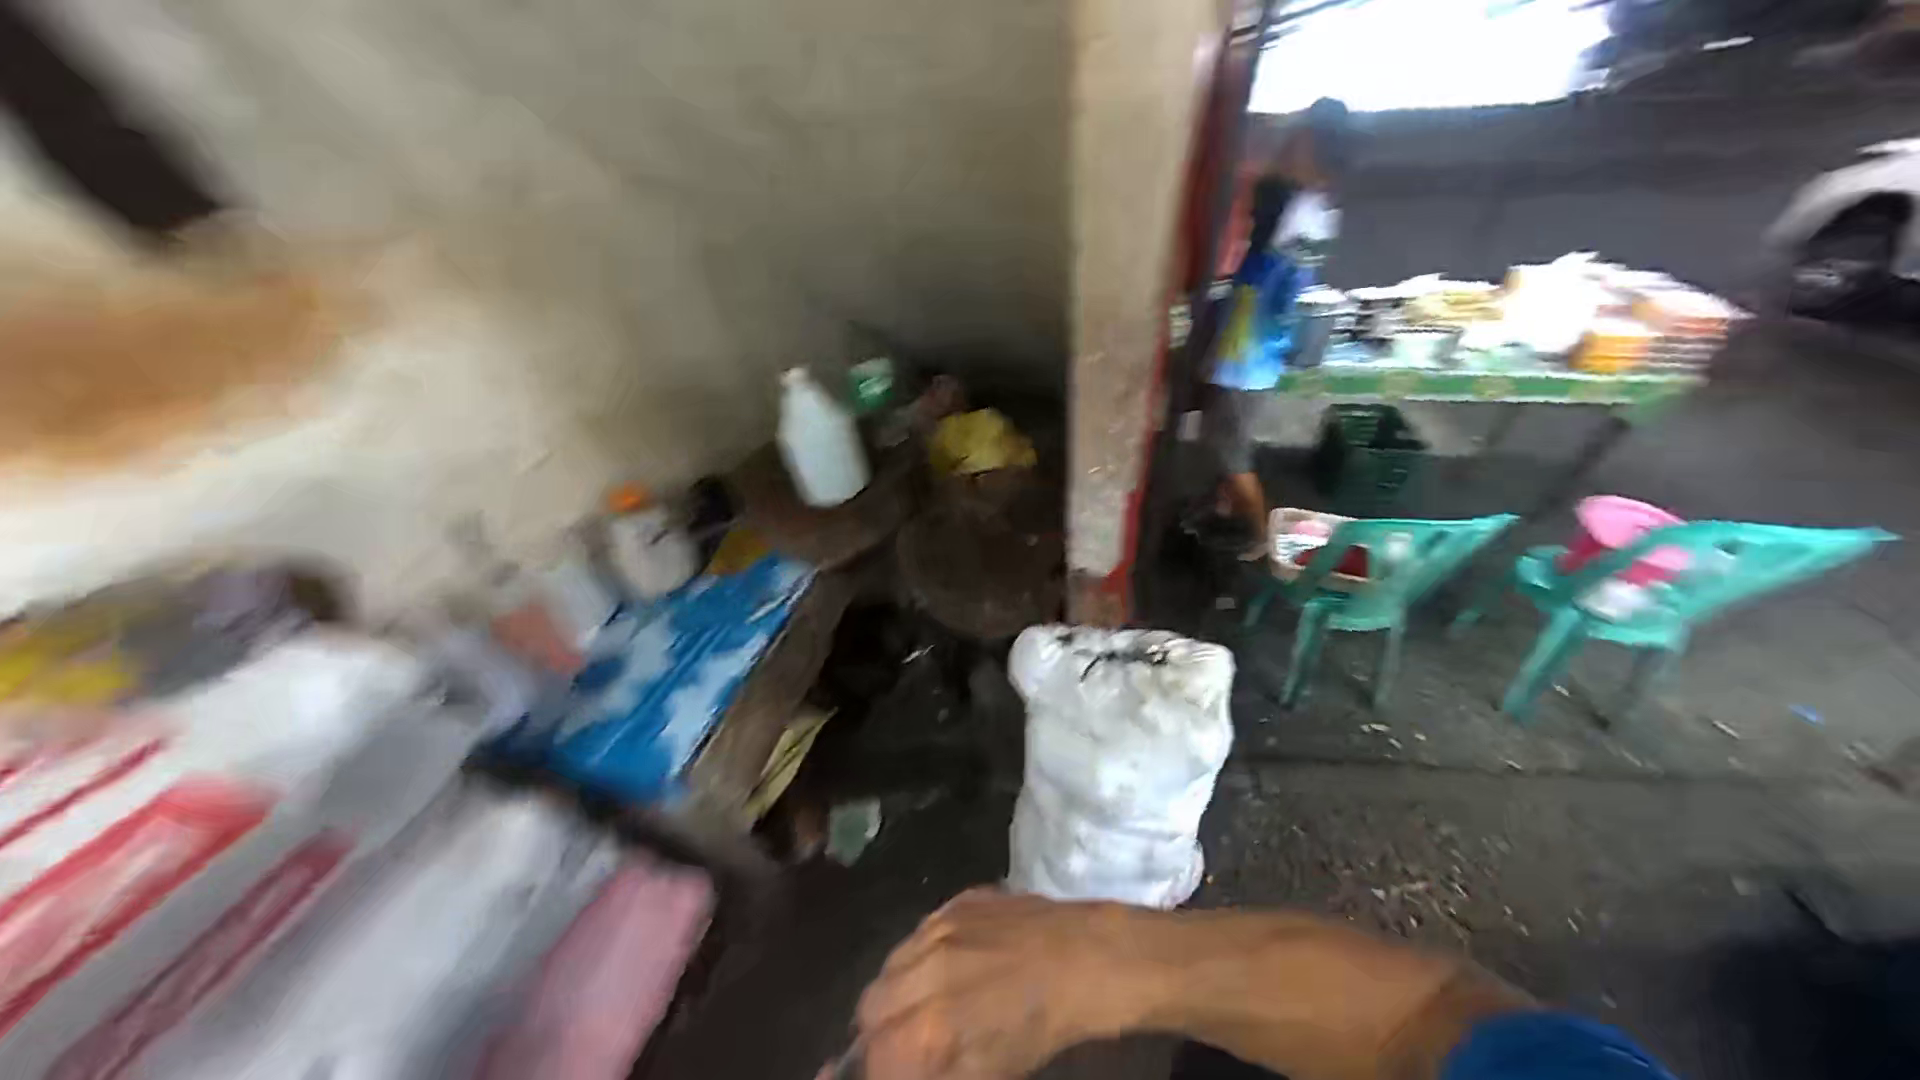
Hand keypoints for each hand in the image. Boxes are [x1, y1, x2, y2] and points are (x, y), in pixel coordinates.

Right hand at [850, 888, 1167, 1079]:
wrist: (1081, 959)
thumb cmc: (1039, 1030)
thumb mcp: (984, 1073)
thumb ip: (932, 1071)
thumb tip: (895, 1067)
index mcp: (932, 1027)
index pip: (873, 1055)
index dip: (877, 1067)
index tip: (891, 1068)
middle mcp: (924, 972)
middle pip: (869, 1006)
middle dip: (879, 1028)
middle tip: (905, 1037)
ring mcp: (938, 928)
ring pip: (889, 964)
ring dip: (897, 988)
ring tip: (927, 998)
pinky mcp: (954, 901)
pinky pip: (917, 931)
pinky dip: (920, 953)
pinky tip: (948, 963)